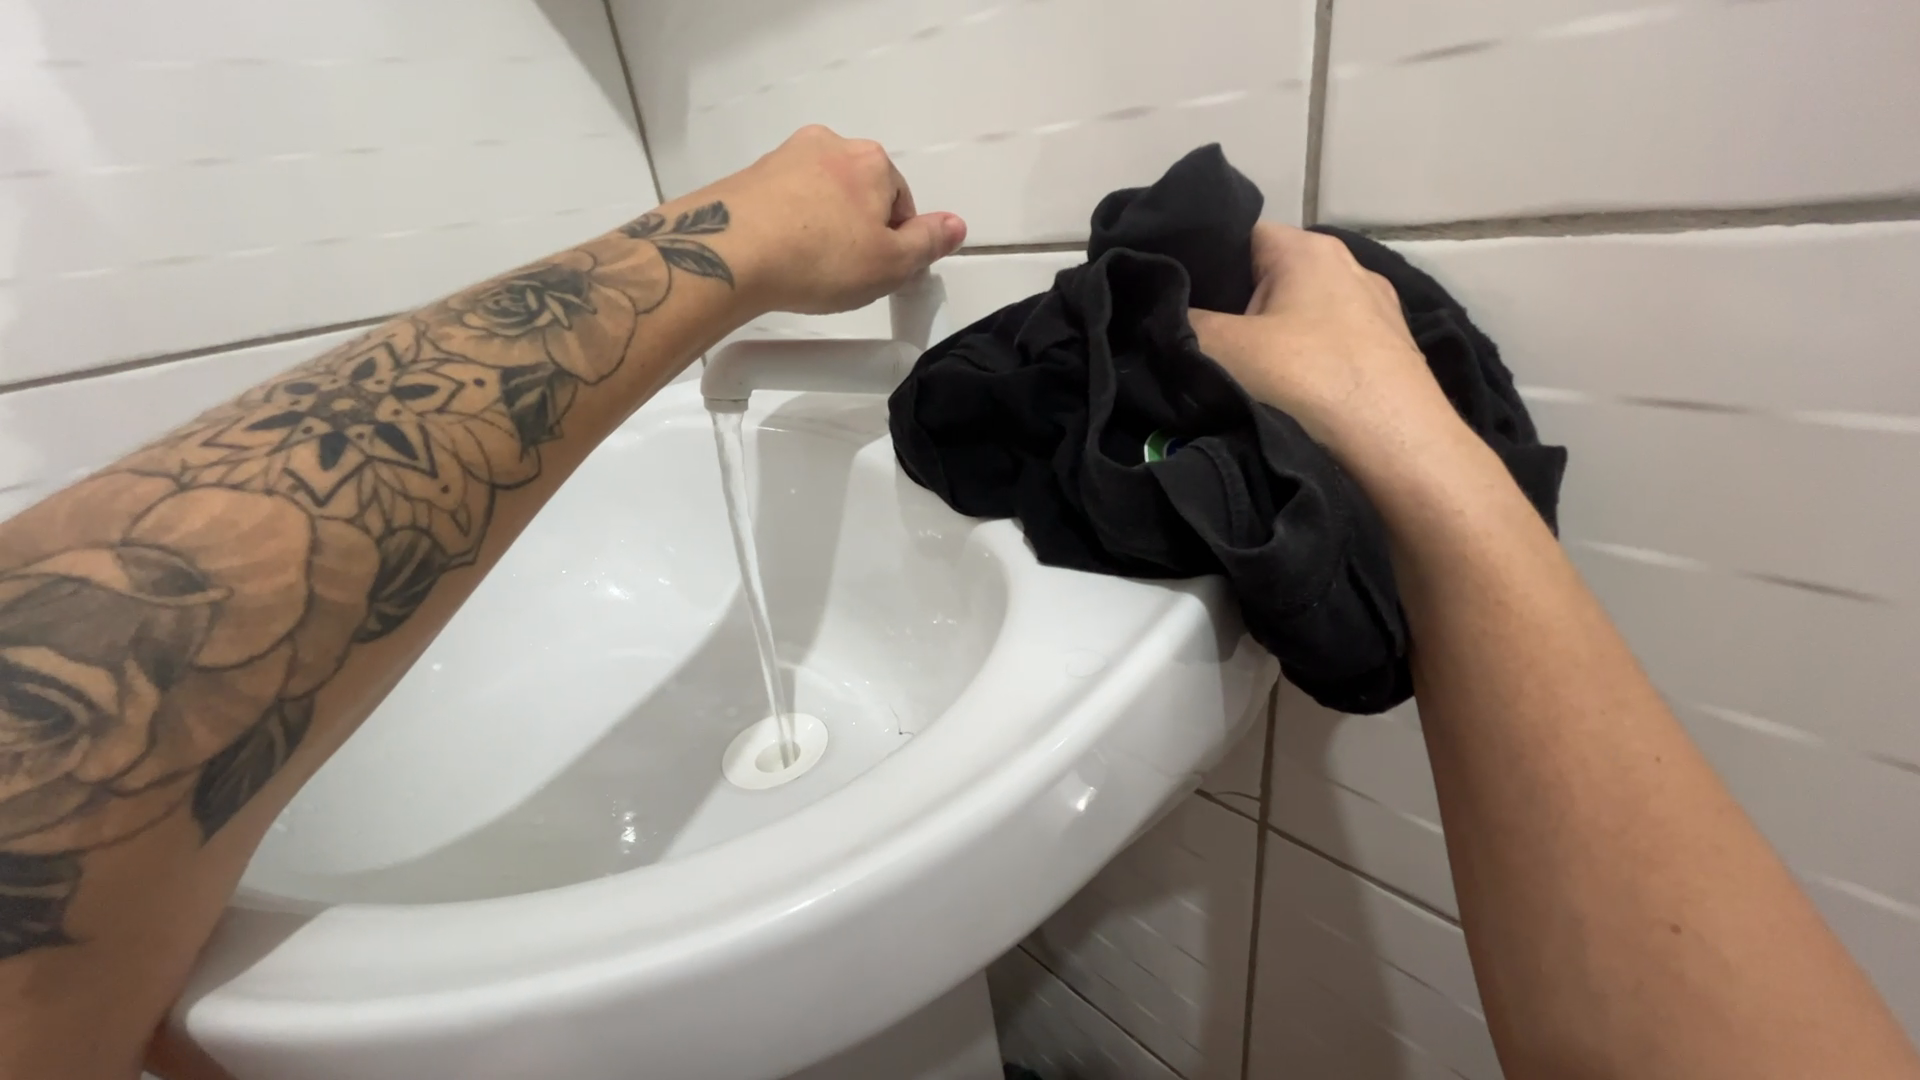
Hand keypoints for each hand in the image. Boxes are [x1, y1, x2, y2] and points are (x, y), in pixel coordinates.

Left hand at [699, 125, 967, 315]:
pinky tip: (784, 258)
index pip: (901, 203)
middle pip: (861, 194)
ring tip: (812, 269)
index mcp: (873, 161)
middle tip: (847, 274)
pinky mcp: (752, 176)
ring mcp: (786, 157)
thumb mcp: (891, 264)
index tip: (879, 273)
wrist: (731, 253)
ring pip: (823, 197)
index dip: (896, 243)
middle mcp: (830, 145)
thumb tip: (956, 225)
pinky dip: (792, 227)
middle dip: (860, 230)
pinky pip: (787, 203)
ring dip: (825, 228)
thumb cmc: (821, 259)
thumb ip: (928, 243)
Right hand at [1191, 224, 1463, 472]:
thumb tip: (1159, 316)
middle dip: (1231, 312)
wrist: (1396, 448)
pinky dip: (1300, 369)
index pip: (1238, 236)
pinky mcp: (1387, 354)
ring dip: (1266, 346)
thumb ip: (1181, 325)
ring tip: (1239, 380)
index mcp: (1307, 249)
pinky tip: (1288, 400)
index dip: (1200, 265)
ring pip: (1296, 318)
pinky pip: (1324, 349)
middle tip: (1196, 348)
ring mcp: (1374, 312)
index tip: (1173, 302)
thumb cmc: (1308, 381)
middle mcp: (1347, 267)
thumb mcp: (1223, 349)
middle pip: (1266, 279)